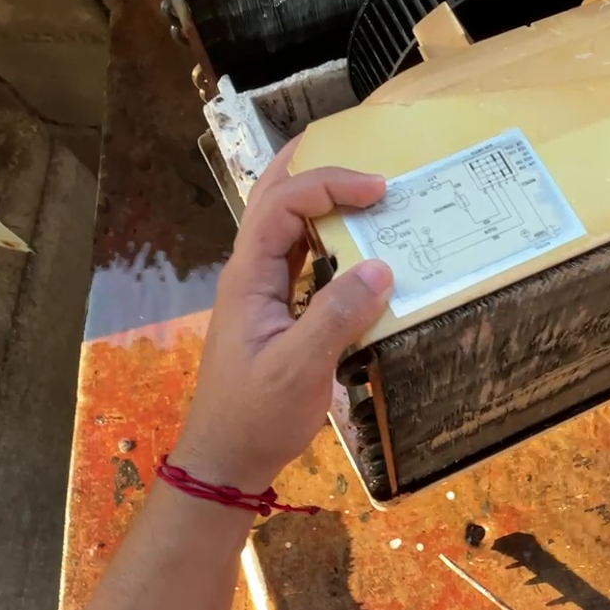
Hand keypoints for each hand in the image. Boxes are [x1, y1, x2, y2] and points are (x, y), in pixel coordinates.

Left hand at [174, 139, 393, 490]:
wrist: (228, 457)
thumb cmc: (256, 415)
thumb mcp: (299, 368)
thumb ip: (337, 317)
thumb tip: (382, 268)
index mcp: (249, 277)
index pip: (283, 205)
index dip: (329, 184)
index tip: (379, 189)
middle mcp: (252, 274)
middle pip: (274, 200)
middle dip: (313, 169)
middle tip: (357, 151)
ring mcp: (263, 294)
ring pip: (288, 229)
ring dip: (321, 203)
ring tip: (362, 188)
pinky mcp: (278, 315)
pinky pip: (303, 264)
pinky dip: (330, 244)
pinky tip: (357, 249)